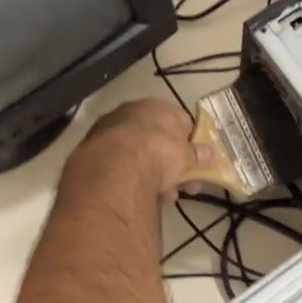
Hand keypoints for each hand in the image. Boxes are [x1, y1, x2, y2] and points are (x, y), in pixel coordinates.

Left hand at [71, 98, 205, 201]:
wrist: (116, 166)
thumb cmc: (160, 152)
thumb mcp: (188, 155)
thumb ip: (198, 154)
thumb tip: (207, 154)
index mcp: (157, 105)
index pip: (180, 121)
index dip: (190, 143)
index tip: (196, 163)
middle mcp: (133, 112)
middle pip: (158, 140)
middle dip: (172, 164)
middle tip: (184, 185)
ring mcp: (111, 130)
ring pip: (139, 154)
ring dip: (154, 175)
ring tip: (166, 197)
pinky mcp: (93, 150)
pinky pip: (122, 165)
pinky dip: (133, 179)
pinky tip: (142, 196)